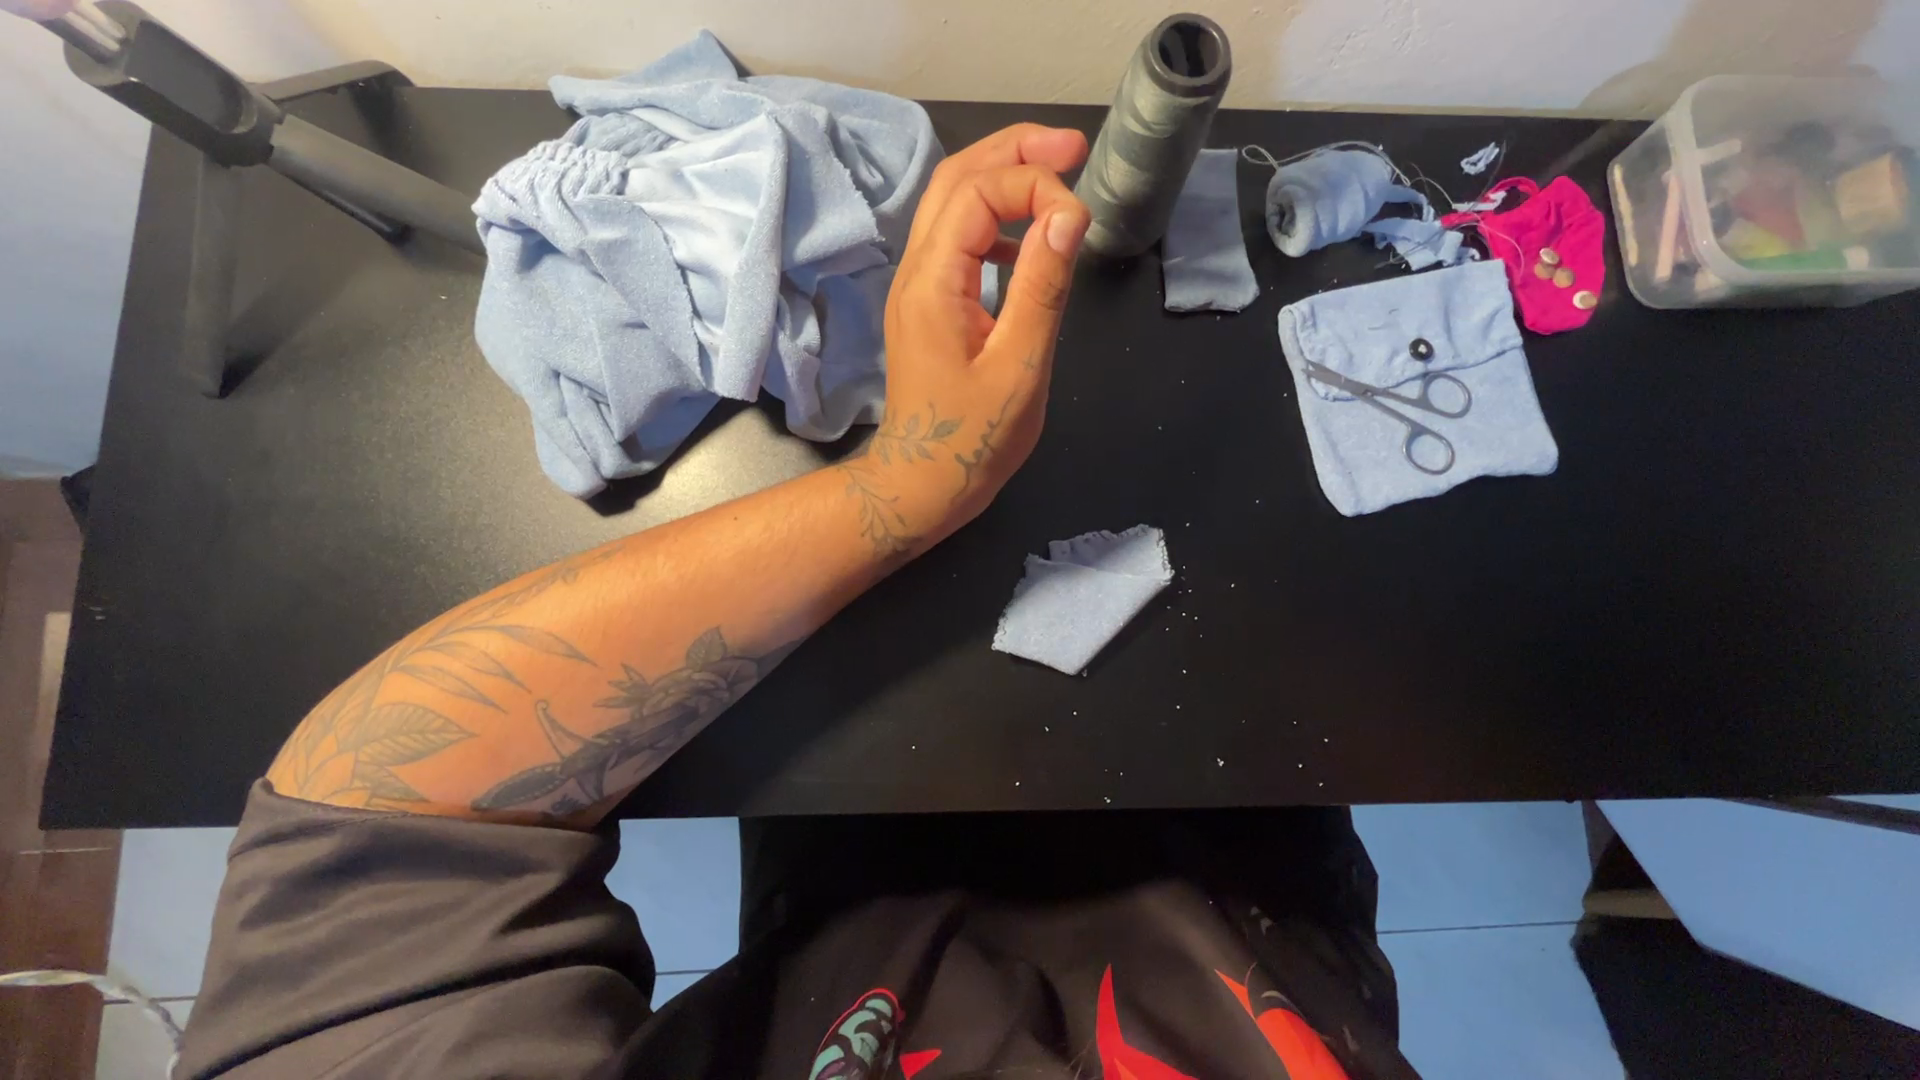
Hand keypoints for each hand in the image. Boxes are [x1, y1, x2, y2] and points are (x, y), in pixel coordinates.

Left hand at [842, 124, 1090, 554]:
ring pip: (952, 207)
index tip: (1080, 216)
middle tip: (1073, 144)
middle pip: (955, 180)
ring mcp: (917, 289)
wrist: (921, 486)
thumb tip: (1068, 214)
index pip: (979, 193)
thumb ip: (1044, 288)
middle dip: (1013, 152)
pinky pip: (957, 243)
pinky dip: (994, 224)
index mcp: (934, 283)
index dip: (1033, 186)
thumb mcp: (1020, 367)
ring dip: (1001, 181)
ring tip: (1056, 174)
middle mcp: (916, 274)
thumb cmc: (971, 440)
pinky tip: (1029, 245)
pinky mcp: (929, 307)